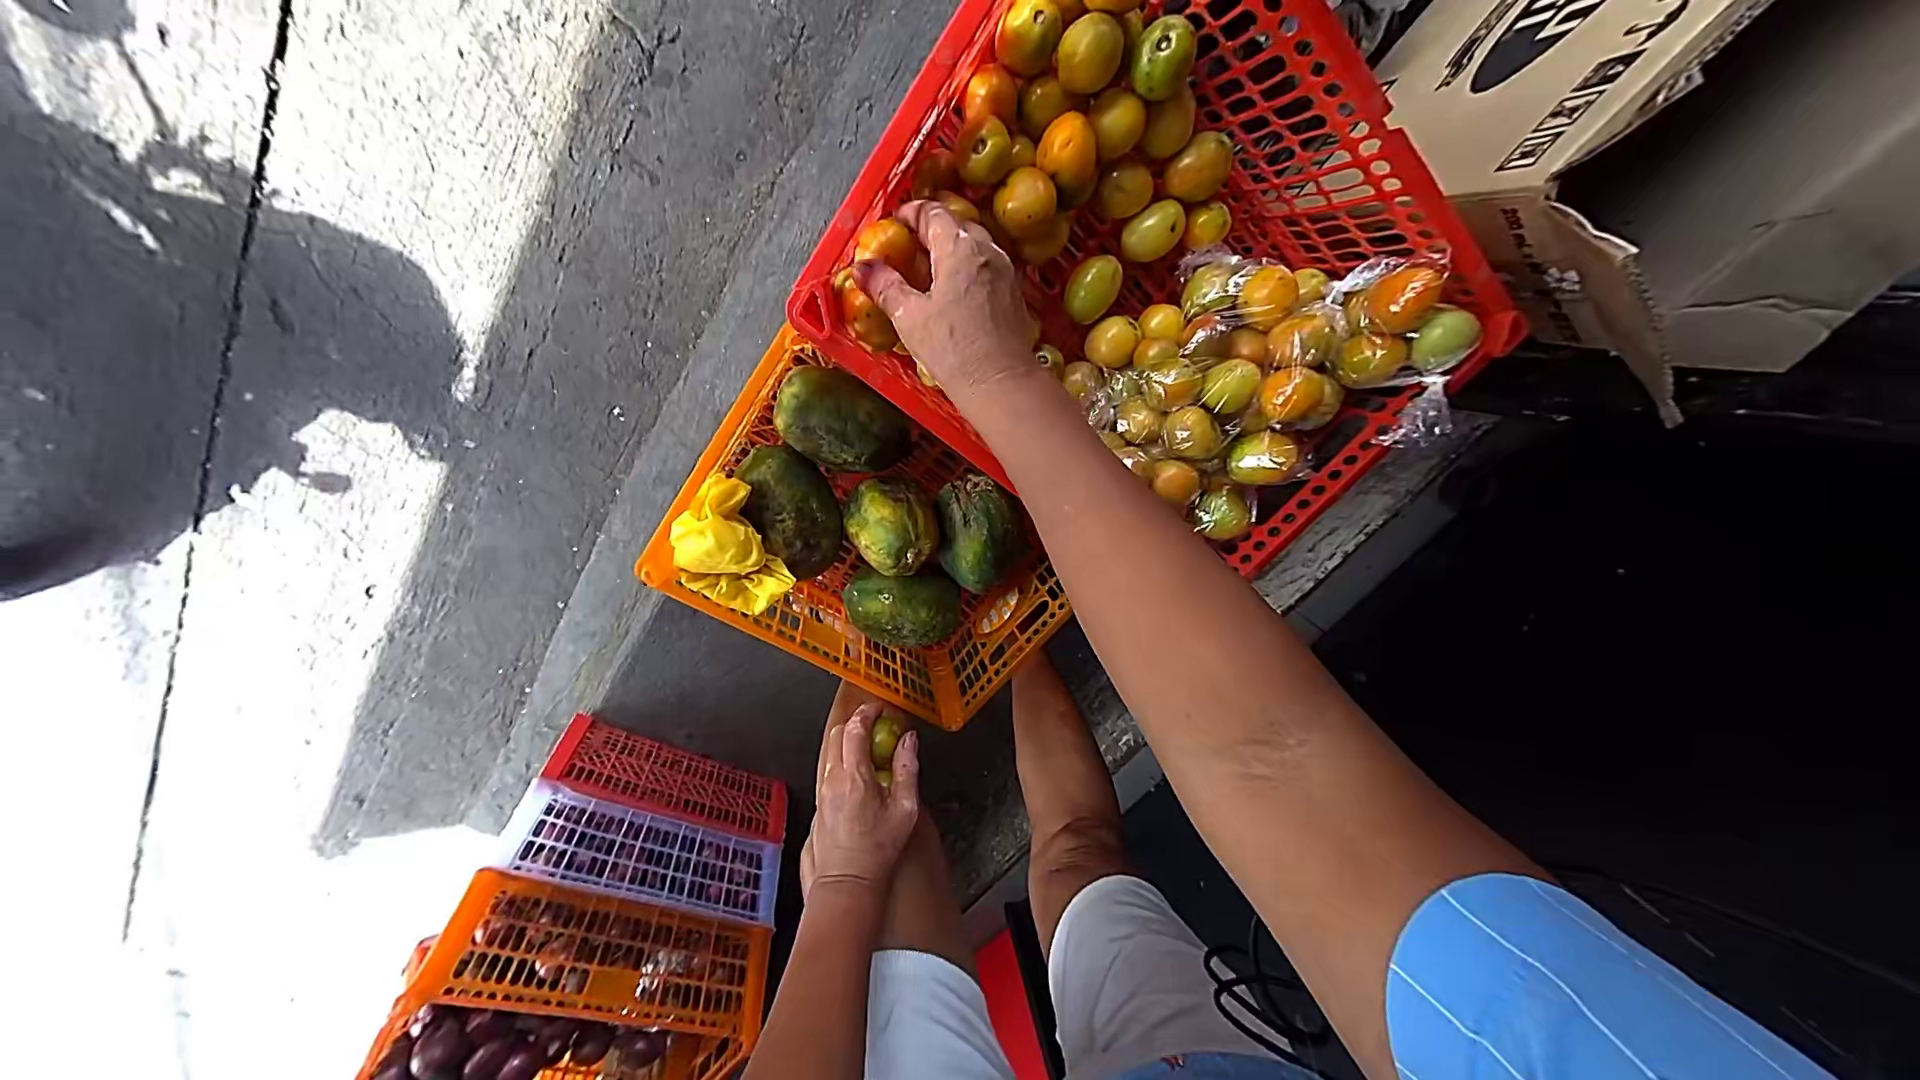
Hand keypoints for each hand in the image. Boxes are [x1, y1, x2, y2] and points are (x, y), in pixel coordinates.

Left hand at [802, 703, 919, 899]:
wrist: (848, 882)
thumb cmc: (878, 849)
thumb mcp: (904, 807)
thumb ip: (907, 768)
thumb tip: (909, 741)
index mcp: (854, 775)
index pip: (855, 728)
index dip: (867, 713)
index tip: (879, 709)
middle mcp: (833, 779)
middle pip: (837, 734)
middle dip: (855, 724)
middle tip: (875, 725)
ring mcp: (822, 792)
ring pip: (830, 753)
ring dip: (847, 743)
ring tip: (870, 753)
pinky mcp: (818, 805)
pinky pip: (828, 771)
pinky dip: (842, 763)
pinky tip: (859, 778)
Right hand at [851, 200, 1037, 395]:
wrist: (1000, 383)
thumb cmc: (954, 349)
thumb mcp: (910, 317)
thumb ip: (886, 286)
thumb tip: (863, 268)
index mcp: (959, 248)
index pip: (933, 213)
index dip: (911, 213)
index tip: (896, 222)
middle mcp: (987, 252)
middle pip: (958, 226)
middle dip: (933, 231)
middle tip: (911, 248)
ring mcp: (1006, 274)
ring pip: (977, 248)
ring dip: (954, 251)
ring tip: (933, 272)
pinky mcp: (1015, 297)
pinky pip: (989, 271)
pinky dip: (971, 272)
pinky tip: (958, 296)